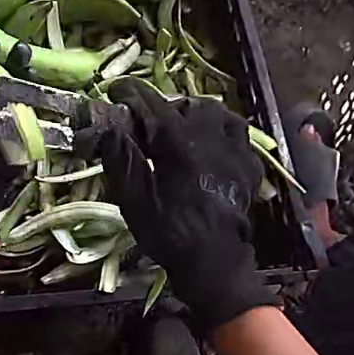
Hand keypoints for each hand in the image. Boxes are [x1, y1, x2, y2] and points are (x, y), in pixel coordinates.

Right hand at [96, 77, 274, 330]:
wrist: (214, 263)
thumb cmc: (169, 233)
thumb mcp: (134, 200)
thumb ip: (120, 158)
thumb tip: (103, 127)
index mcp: (179, 143)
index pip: (151, 104)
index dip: (130, 94)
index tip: (115, 91)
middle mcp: (211, 138)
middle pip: (189, 104)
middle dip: (167, 107)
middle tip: (150, 122)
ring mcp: (236, 152)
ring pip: (220, 115)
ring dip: (199, 116)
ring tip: (184, 129)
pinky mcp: (249, 168)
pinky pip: (239, 138)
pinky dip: (223, 135)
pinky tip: (212, 149)